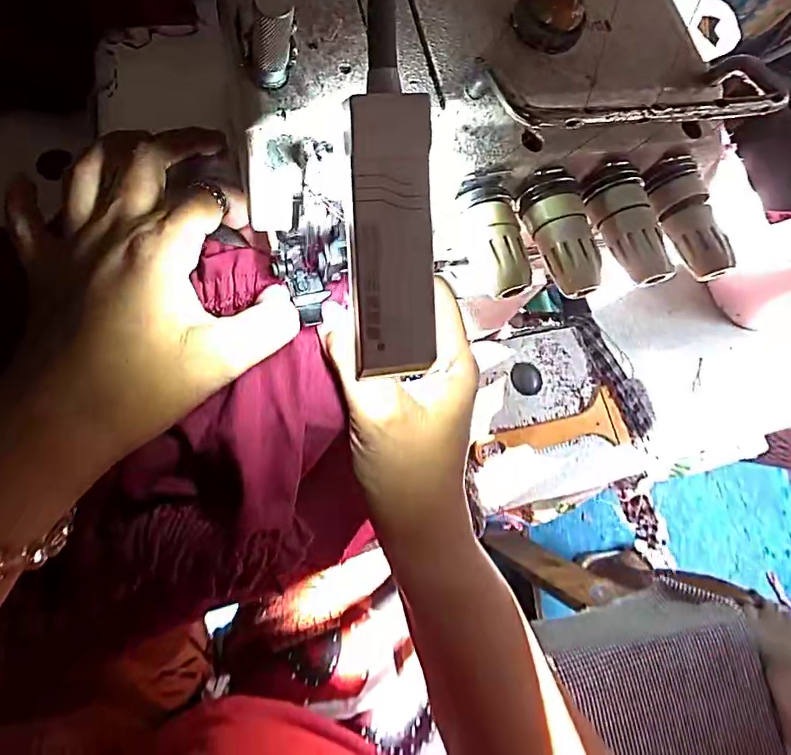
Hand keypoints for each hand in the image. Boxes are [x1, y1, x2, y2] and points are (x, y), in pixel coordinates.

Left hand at [0, 128, 302, 477]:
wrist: (54, 427)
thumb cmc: (140, 390)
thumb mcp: (220, 362)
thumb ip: (269, 326)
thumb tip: (289, 301)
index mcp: (157, 247)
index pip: (206, 199)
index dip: (236, 205)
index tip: (250, 231)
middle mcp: (113, 230)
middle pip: (147, 158)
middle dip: (184, 142)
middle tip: (212, 145)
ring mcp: (70, 243)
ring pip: (88, 168)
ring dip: (119, 147)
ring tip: (146, 146)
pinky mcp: (40, 266)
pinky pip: (24, 217)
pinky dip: (27, 195)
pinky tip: (34, 184)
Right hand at [321, 278, 479, 540]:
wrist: (416, 528)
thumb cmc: (411, 478)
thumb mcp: (378, 412)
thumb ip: (355, 362)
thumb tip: (334, 321)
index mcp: (456, 360)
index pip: (435, 295)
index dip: (403, 275)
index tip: (371, 262)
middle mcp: (447, 364)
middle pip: (413, 312)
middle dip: (379, 301)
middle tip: (345, 289)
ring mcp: (428, 381)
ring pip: (398, 336)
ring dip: (371, 327)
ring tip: (341, 314)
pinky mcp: (409, 396)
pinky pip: (387, 359)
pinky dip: (367, 351)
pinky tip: (345, 349)